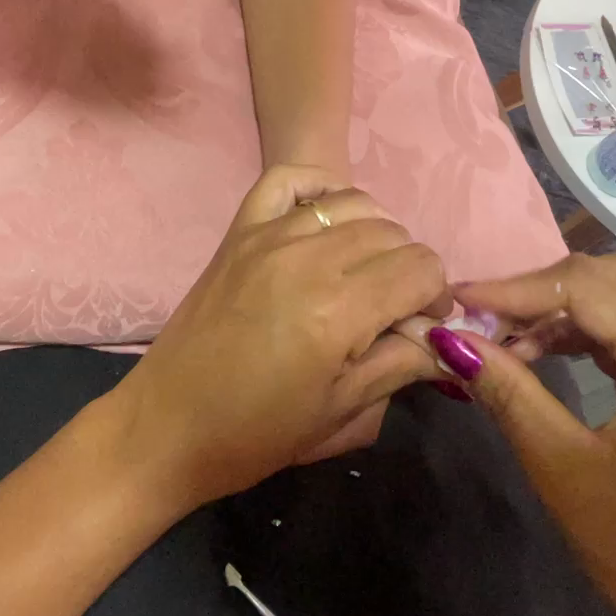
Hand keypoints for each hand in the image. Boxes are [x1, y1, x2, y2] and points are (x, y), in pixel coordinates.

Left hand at [112, 166, 449, 506]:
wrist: (168, 427)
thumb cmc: (256, 434)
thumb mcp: (342, 413)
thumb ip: (401, 363)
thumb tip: (447, 342)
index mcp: (339, 309)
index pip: (422, 268)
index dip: (434, 299)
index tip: (421, 328)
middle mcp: (307, 258)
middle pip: (393, 234)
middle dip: (407, 271)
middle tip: (390, 311)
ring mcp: (268, 236)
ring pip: (352, 204)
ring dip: (373, 235)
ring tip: (360, 273)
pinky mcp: (238, 232)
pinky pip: (287, 180)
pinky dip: (319, 189)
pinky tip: (326, 221)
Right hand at [430, 253, 615, 615]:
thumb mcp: (561, 466)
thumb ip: (507, 390)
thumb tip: (447, 338)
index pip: (586, 287)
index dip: (513, 288)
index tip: (454, 302)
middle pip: (608, 277)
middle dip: (535, 290)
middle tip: (478, 320)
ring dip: (557, 307)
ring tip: (502, 339)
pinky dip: (581, 327)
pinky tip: (540, 352)